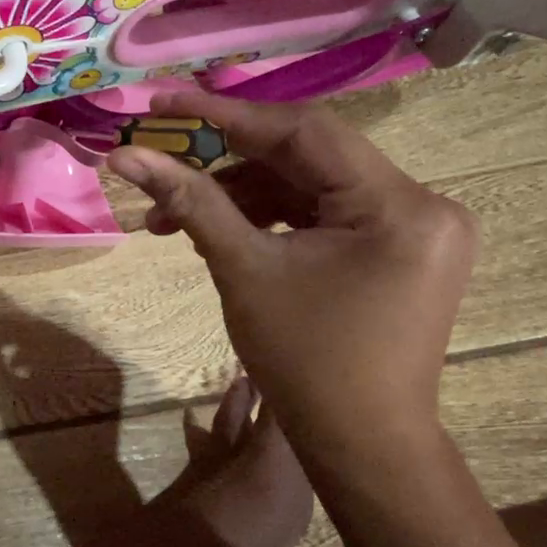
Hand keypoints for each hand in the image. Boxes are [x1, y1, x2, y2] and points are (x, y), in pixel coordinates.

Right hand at [106, 93, 477, 462]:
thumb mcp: (242, 269)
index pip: (304, 131)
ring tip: (170, 217)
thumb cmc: (306, 360)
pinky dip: (269, 215)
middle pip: (307, 154)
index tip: (163, 101)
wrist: (362, 445)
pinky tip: (218, 228)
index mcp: (399, 206)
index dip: (226, 113)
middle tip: (160, 154)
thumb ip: (188, 201)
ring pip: (310, 182)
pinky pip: (323, 210)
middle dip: (225, 159)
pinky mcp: (398, 247)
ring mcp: (414, 226)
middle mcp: (422, 203)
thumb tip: (124, 155)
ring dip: (240, 193)